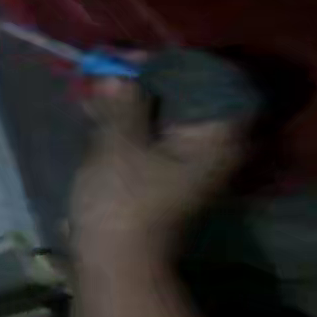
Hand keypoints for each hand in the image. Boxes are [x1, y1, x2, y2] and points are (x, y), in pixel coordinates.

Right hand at [71, 79, 244, 260]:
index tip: (122, 59)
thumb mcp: (116, 146)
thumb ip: (120, 104)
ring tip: (97, 91)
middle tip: (104, 72)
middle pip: (188, 94)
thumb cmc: (121, 201)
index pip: (204, 77)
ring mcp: (193, 158)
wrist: (116, 257)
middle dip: (146, 79)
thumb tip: (116, 73)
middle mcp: (217, 142)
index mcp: (219, 133)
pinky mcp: (168, 171)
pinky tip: (101, 114)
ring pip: (168, 113)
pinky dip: (131, 120)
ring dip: (134, 99)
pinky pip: (155, 132)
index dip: (163, 63)